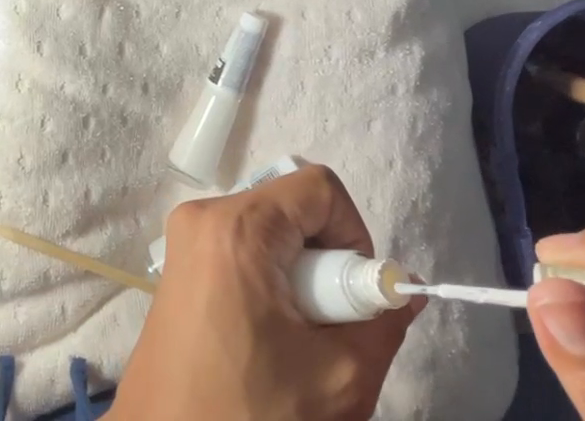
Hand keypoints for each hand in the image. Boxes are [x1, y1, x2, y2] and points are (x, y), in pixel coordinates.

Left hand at [107, 165, 420, 420]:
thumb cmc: (249, 410)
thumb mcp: (337, 378)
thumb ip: (382, 323)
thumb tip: (405, 288)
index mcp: (237, 226)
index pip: (318, 185)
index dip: (351, 233)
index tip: (350, 293)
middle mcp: (203, 214)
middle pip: (291, 205)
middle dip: (324, 257)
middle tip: (325, 322)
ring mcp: (185, 236)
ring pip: (269, 227)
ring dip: (298, 272)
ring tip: (294, 334)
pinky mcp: (179, 260)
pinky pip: (242, 244)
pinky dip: (269, 277)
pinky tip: (265, 332)